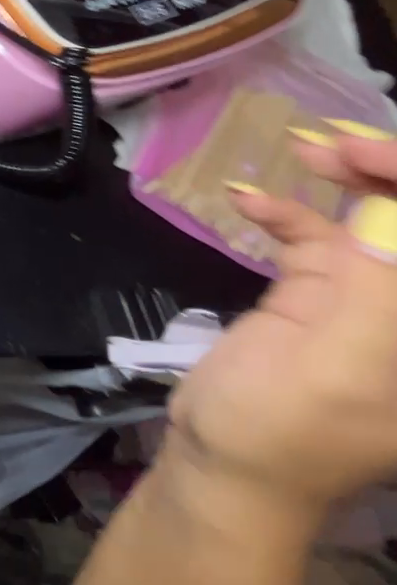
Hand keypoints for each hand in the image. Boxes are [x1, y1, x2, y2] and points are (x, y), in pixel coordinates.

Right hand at [174, 120, 396, 516]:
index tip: (365, 153)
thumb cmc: (284, 427)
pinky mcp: (324, 297)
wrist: (225, 460)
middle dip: (393, 175)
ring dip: (355, 182)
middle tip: (328, 145)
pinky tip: (249, 202)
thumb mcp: (334, 364)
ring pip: (385, 221)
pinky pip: (322, 238)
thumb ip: (369, 290)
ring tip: (302, 154)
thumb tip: (383, 216)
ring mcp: (376, 302)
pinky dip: (290, 213)